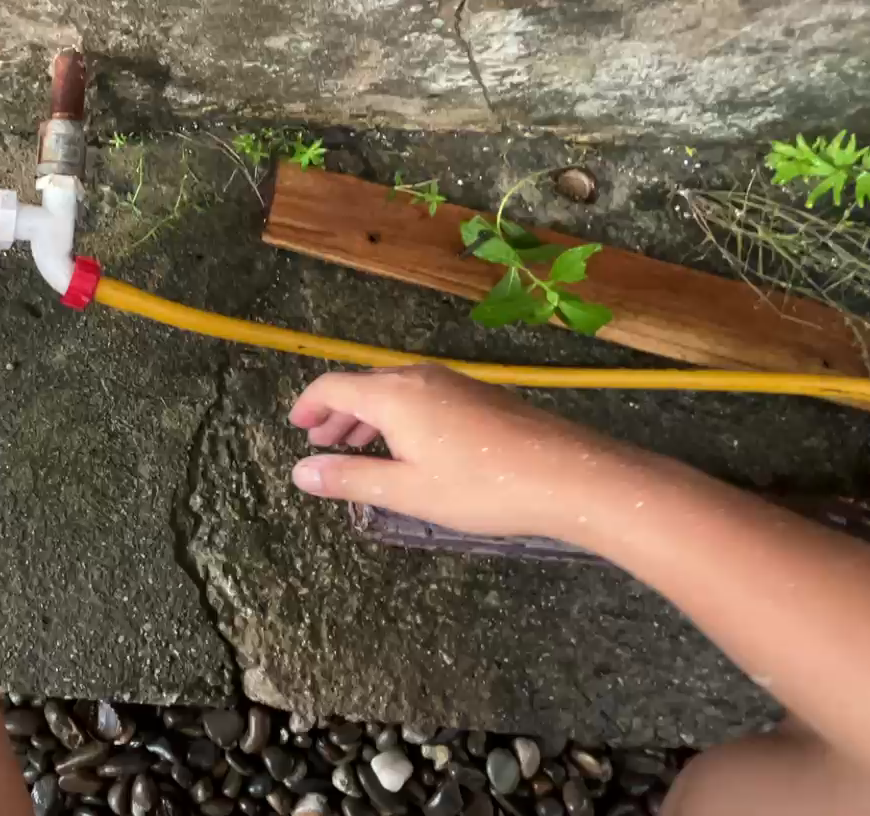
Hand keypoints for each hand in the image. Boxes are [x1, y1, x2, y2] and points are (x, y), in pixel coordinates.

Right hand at [286, 365, 645, 540]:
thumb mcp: (406, 490)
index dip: (308, 405)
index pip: (332, 387)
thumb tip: (299, 472)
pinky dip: (394, 415)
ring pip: (390, 390)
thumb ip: (348, 478)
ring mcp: (449, 382)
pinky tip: (406, 445)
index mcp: (392, 395)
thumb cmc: (481, 486)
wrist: (573, 476)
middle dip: (335, 413)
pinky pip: (417, 395)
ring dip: (365, 414)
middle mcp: (416, 378)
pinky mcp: (475, 394)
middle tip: (320, 440)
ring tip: (356, 444)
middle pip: (360, 385)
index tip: (296, 425)